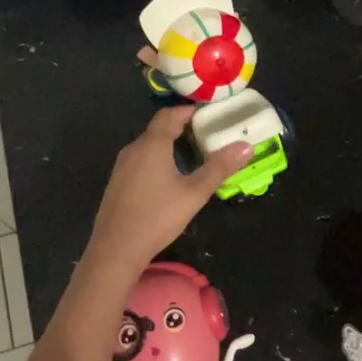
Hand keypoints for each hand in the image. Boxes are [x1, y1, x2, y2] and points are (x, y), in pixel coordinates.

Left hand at [82, 106, 250, 271]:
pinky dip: (159, 159)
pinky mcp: (118, 184)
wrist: (115, 250)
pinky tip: (170, 177)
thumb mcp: (194, 193)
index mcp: (152, 145)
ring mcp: (122, 167)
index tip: (209, 114)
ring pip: (149, 146)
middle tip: (208, 134)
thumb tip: (246, 146)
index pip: (169, 115)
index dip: (188, 110)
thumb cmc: (157, 217)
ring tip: (194, 154)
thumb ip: (219, 167)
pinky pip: (141, 160)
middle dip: (182, 127)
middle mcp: (134, 150)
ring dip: (170, 144)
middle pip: (158, 129)